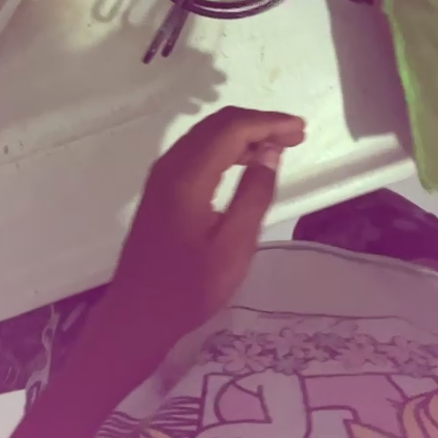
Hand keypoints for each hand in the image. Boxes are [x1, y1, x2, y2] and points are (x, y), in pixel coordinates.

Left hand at [94, 107, 306, 362]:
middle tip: (294, 135)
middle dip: (258, 123)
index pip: (232, 129)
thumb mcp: (233, 246)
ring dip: (242, 133)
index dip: (269, 123)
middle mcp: (171, 164)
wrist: (137, 315)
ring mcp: (162, 174)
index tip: (300, 129)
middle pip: (218, 124)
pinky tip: (246, 163)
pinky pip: (197, 150)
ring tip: (277, 147)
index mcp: (188, 176)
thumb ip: (254, 195)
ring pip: (206, 134)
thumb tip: (271, 151)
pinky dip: (225, 147)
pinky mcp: (161, 187)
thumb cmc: (189, 287)